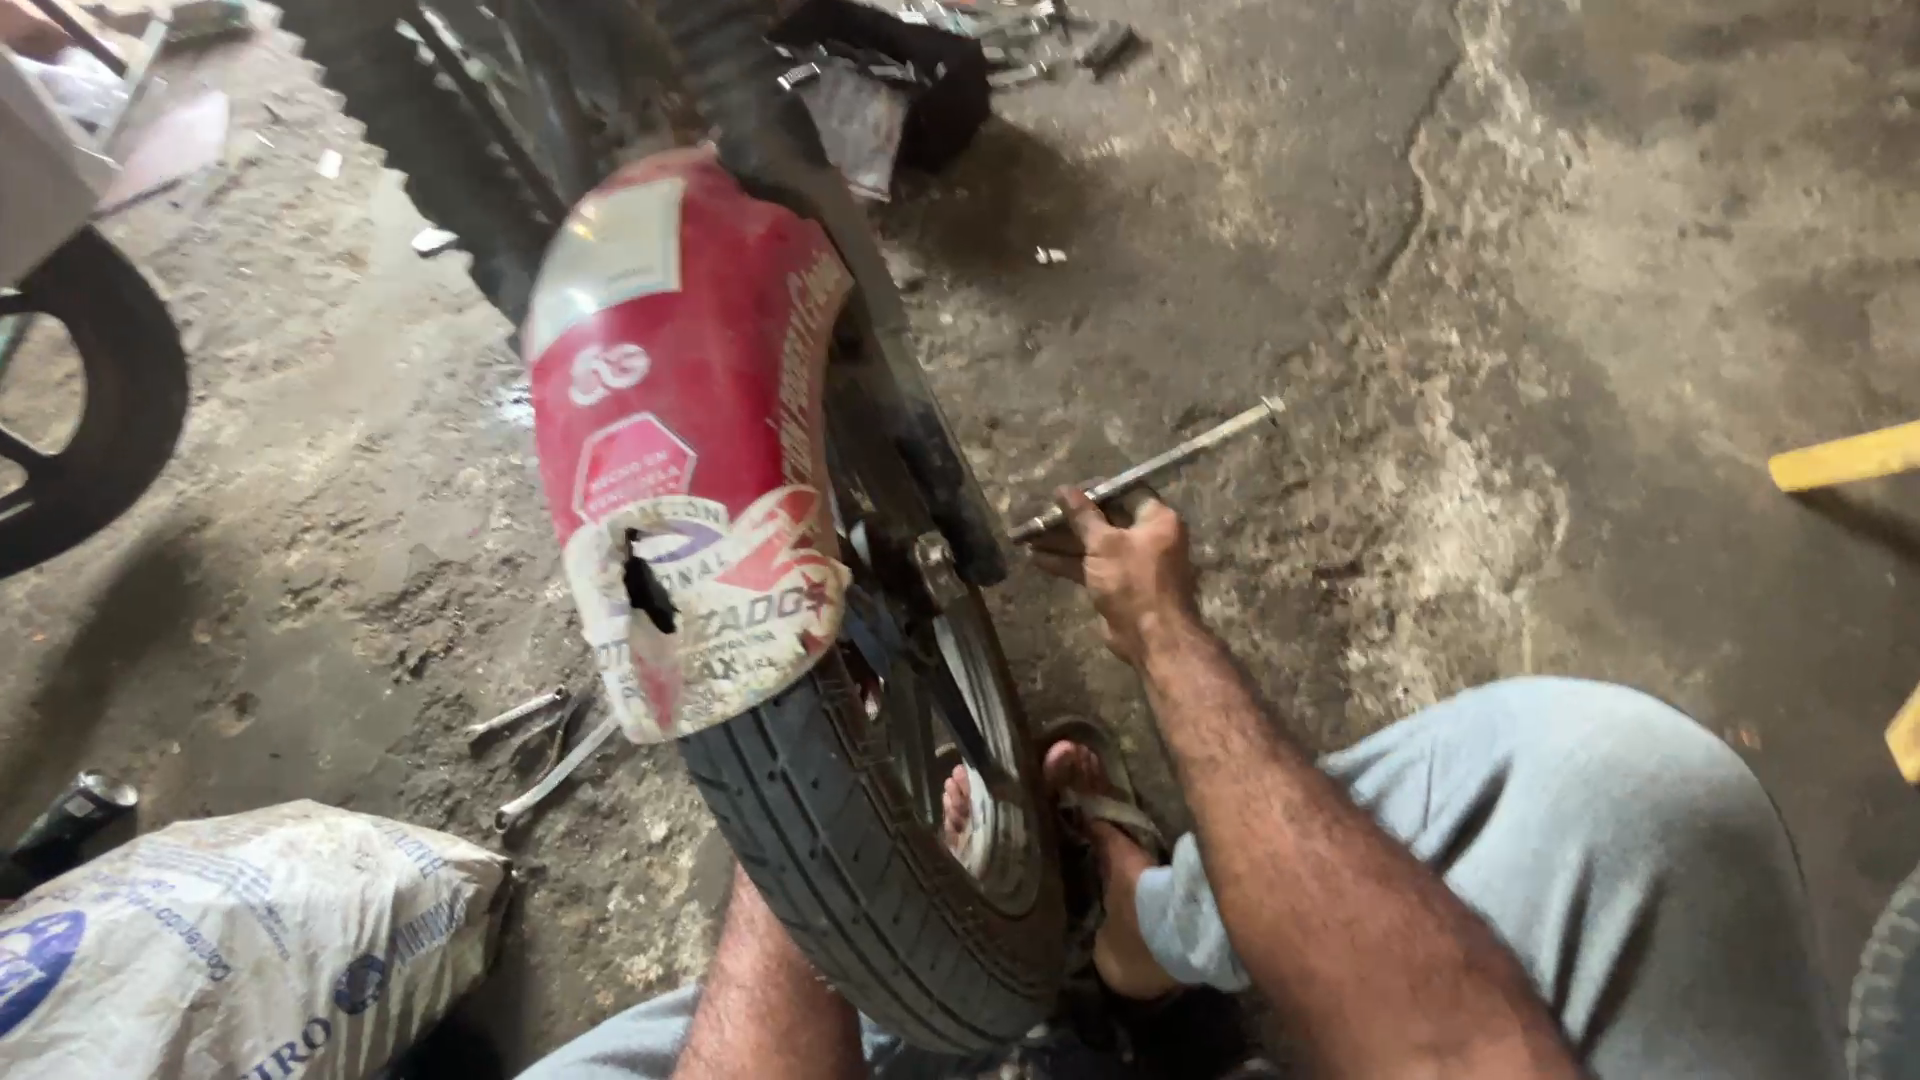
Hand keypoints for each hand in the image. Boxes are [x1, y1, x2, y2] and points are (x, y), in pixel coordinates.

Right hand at [1029, 487, 1198, 664]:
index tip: (1066, 493)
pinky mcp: (1117, 584)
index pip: (1125, 492)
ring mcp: (1131, 562)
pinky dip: (1067, 563)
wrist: (1151, 636)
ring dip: (1063, 542)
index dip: (1094, 491)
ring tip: (1029, 539)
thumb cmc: (1133, 581)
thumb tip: (1064, 490)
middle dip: (1070, 520)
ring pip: (1093, 545)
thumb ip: (1083, 516)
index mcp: (1156, 519)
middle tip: (1040, 516)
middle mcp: (1147, 537)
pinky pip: (1090, 566)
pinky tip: (1038, 560)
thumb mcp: (1104, 543)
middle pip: (1104, 520)